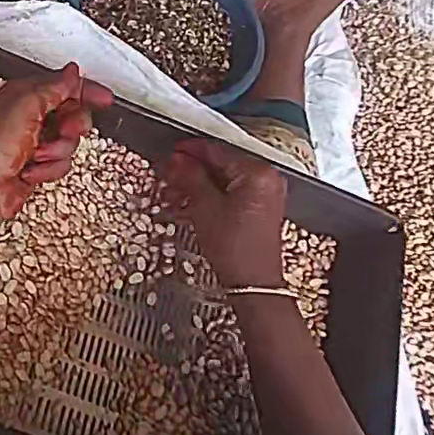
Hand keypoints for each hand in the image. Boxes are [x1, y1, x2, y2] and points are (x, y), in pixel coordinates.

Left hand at [0, 63, 112, 219]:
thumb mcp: (25, 105)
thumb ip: (53, 87)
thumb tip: (72, 72)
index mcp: (25, 95)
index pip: (63, 86)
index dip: (85, 91)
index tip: (104, 98)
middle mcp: (30, 116)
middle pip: (73, 115)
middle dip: (72, 126)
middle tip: (66, 131)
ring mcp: (35, 142)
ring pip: (70, 142)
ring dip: (58, 151)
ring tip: (39, 155)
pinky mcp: (39, 165)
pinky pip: (62, 163)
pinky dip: (50, 169)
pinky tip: (32, 170)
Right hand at [160, 138, 286, 287]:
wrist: (252, 282)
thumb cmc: (233, 246)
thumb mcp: (205, 207)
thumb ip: (191, 177)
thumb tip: (178, 159)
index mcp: (257, 172)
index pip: (217, 151)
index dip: (190, 151)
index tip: (171, 152)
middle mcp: (266, 178)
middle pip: (221, 165)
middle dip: (191, 172)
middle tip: (167, 175)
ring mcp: (265, 194)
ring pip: (223, 181)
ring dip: (197, 186)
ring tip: (171, 194)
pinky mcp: (260, 208)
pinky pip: (231, 194)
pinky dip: (210, 197)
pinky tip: (187, 204)